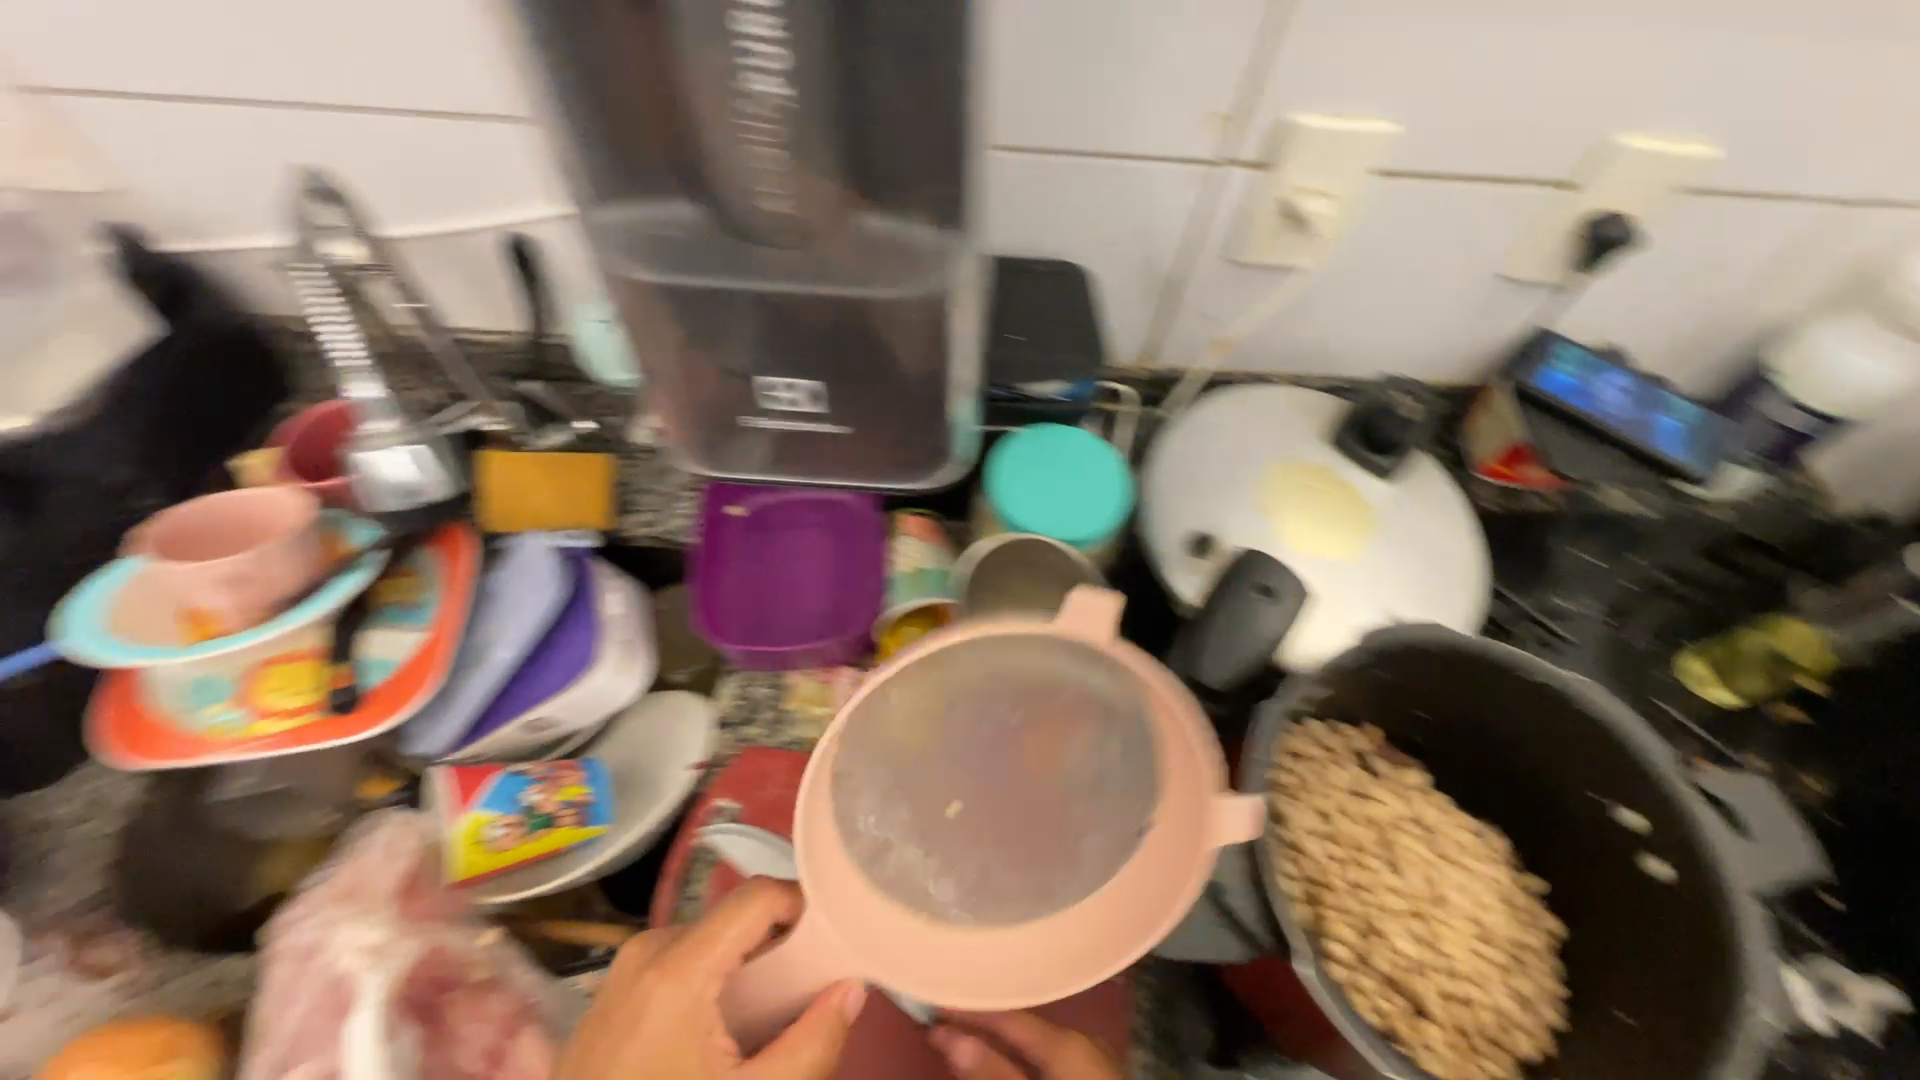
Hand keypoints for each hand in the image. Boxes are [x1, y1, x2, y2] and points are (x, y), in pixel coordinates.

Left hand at [556, 879, 867, 1079]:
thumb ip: (812, 1045)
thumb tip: (852, 989)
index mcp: (677, 966)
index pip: (758, 896)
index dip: (805, 907)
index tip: (832, 946)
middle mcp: (647, 950)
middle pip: (737, 921)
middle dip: (780, 951)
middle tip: (806, 999)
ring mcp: (623, 971)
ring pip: (711, 943)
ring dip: (748, 972)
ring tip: (764, 1028)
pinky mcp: (612, 994)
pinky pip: (680, 964)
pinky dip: (714, 985)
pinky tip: (720, 1040)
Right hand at [930, 1011, 1124, 1079]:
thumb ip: (992, 1075)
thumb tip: (949, 1037)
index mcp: (1068, 1044)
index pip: (1007, 1015)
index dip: (966, 1012)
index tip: (929, 1008)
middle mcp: (1083, 1042)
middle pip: (1020, 1027)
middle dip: (980, 1029)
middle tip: (937, 1028)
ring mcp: (1094, 1062)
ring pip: (1035, 1045)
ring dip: (1000, 1049)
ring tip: (962, 1046)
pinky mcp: (1096, 1079)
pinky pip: (1051, 1062)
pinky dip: (1023, 1063)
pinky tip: (1004, 1069)